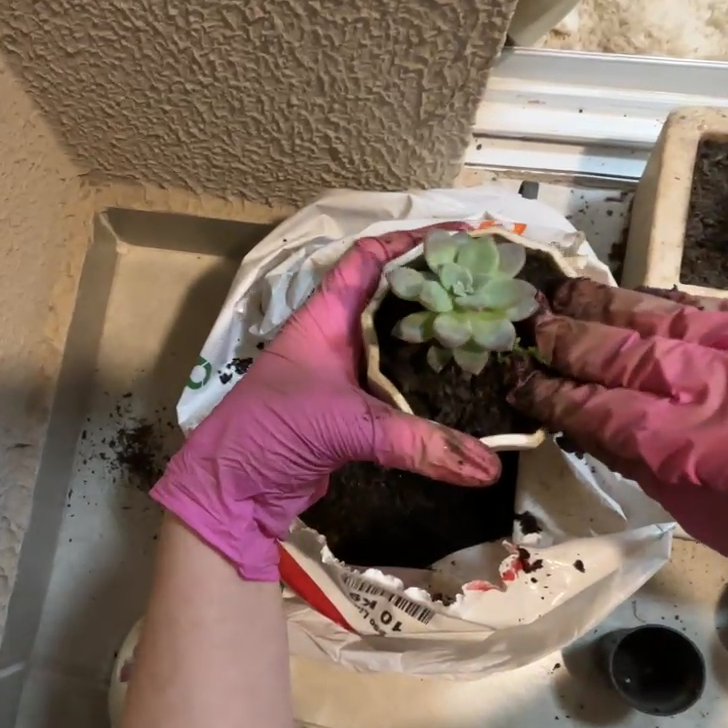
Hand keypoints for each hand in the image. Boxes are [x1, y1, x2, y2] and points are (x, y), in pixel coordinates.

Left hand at [153, 229, 502, 580]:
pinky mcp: (350, 411)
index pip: (368, 260)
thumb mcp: (343, 426)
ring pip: (397, 342)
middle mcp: (336, 338)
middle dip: (437, 288)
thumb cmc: (270, 433)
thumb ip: (414, 441)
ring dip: (435, 336)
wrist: (233, 489)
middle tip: (493, 286)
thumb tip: (488, 468)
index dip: (411, 242)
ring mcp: (343, 375)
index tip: (464, 238)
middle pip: (393, 298)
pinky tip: (462, 382)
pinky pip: (396, 386)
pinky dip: (425, 382)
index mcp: (323, 318)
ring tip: (491, 327)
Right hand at [507, 280, 727, 654]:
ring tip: (567, 297)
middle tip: (530, 330)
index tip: (519, 386)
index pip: (608, 412)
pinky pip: (721, 310)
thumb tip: (593, 426)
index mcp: (717, 446)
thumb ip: (652, 466)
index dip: (556, 398)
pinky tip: (639, 300)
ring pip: (671, 319)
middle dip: (571, 342)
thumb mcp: (716, 522)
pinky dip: (670, 305)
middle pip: (631, 354)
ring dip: (610, 308)